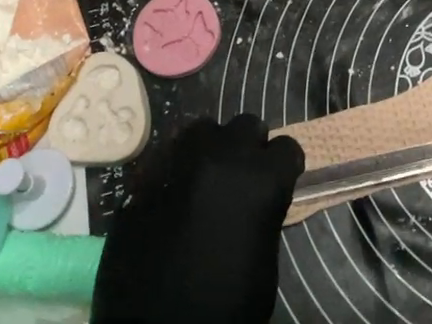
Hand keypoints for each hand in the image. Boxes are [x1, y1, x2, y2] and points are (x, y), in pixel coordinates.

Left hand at [92, 114, 304, 323]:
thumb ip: (263, 213)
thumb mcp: (263, 261)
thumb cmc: (225, 306)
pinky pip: (167, 158)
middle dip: (249, 148)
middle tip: (242, 178)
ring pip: (201, 129)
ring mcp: (177, 163)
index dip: (284, 168)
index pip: (287, 147)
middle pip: (245, 125)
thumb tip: (254, 199)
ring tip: (205, 178)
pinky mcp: (144, 179)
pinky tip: (173, 197)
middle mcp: (220, 158)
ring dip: (210, 149)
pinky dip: (175, 171)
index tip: (278, 183)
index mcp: (259, 179)